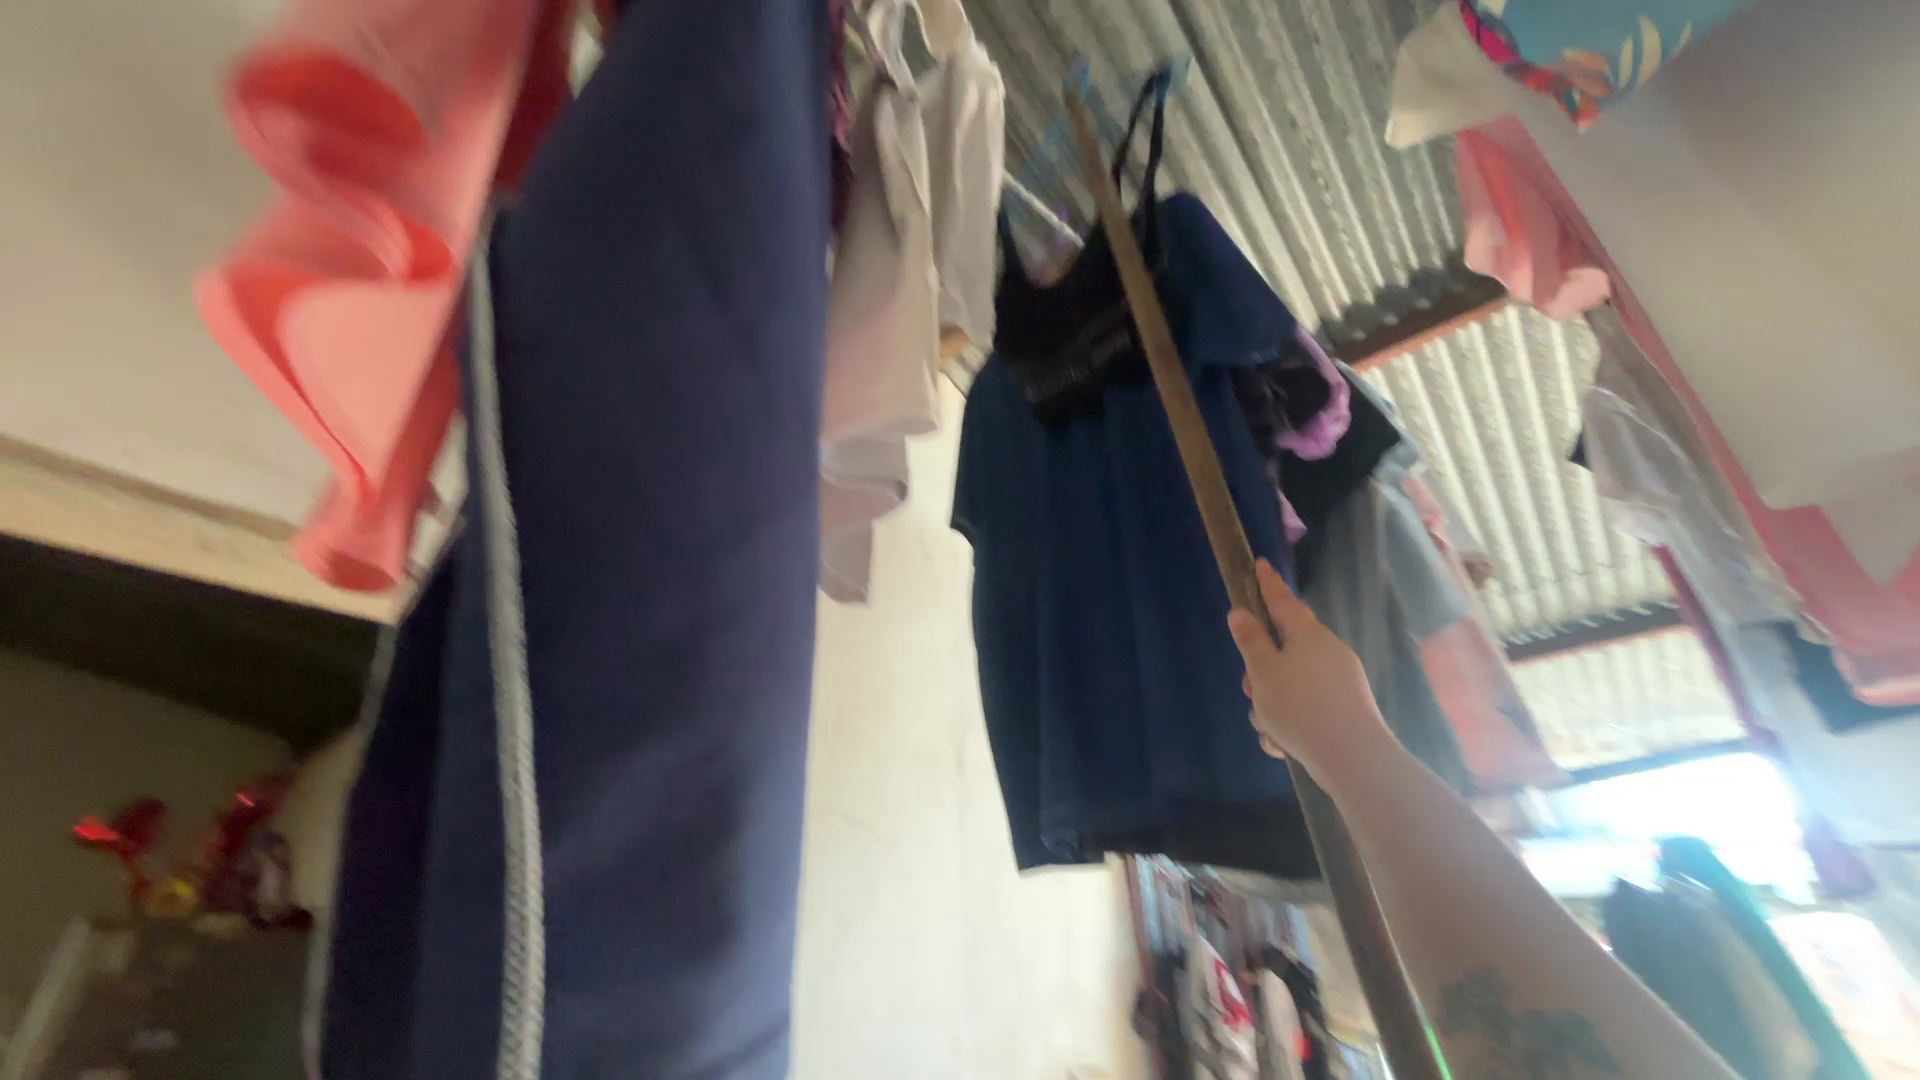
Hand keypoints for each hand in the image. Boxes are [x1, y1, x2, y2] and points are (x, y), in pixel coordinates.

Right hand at [1227, 559, 1388, 775]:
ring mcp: (1339, 680)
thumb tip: (1240, 612)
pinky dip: (1291, 723)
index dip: (1268, 584)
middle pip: (1284, 648)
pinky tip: (1284, 745)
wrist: (1352, 756)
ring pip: (1291, 683)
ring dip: (1274, 704)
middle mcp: (1327, 651)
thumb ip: (1250, 641)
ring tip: (1270, 729)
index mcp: (1307, 635)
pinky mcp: (1346, 708)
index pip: (1282, 600)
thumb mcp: (1263, 671)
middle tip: (1251, 689)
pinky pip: (1307, 707)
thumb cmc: (1299, 706)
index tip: (1260, 564)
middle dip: (1262, 670)